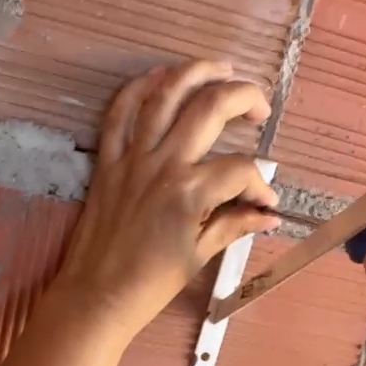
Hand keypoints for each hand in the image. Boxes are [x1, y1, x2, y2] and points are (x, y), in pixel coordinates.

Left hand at [47, 61, 278, 339]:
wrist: (96, 297)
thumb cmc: (149, 285)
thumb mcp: (198, 256)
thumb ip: (234, 225)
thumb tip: (269, 215)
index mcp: (190, 193)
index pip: (240, 169)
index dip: (261, 183)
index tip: (265, 200)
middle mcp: (163, 164)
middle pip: (211, 108)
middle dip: (244, 98)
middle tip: (259, 108)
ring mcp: (132, 158)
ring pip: (165, 95)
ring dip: (196, 72)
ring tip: (221, 69)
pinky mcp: (107, 161)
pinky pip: (119, 112)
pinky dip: (138, 88)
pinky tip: (159, 77)